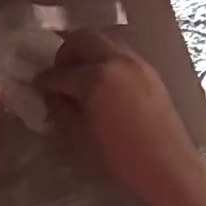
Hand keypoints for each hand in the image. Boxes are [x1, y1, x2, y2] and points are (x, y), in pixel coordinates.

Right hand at [36, 30, 205, 205]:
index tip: (37, 87)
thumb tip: (52, 95)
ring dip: (87, 53)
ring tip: (81, 79)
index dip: (44, 80)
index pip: (60, 72)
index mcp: (95, 78)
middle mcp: (116, 60)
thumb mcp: (80, 137)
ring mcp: (137, 63)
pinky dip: (106, 61)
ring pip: (104, 42)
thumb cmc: (120, 159)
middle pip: (83, 38)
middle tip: (59, 75)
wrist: (168, 167)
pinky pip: (121, 55)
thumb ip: (61, 110)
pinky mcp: (150, 71)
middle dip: (65, 53)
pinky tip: (103, 86)